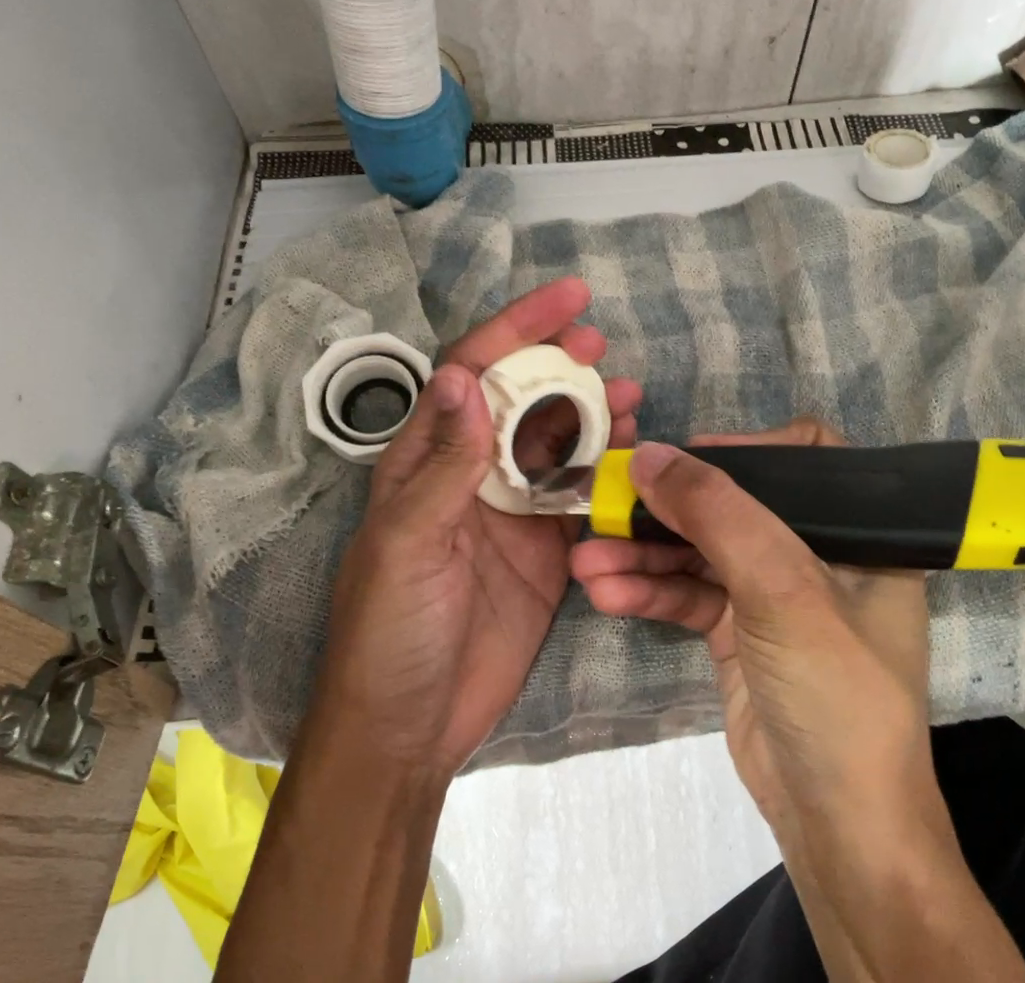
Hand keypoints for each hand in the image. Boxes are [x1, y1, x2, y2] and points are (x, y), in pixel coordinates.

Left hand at [309, 278, 642, 777]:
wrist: (410, 726)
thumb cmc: (390, 632)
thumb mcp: (406, 545)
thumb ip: (442, 467)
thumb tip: (462, 377)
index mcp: (423, 464)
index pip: (470, 375)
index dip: (515, 330)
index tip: (568, 298)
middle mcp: (468, 479)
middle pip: (519, 404)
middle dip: (557, 366)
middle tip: (602, 343)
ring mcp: (509, 518)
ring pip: (557, 449)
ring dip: (592, 417)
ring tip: (632, 394)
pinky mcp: (542, 557)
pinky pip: (578, 504)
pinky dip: (606, 479)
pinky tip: (634, 460)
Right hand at [569, 418, 939, 852]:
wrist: (838, 822)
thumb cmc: (836, 694)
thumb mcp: (785, 593)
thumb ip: (719, 516)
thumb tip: (648, 455)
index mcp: (860, 535)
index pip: (805, 462)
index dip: (745, 453)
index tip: (681, 462)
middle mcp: (818, 558)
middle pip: (737, 508)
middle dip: (670, 512)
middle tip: (607, 505)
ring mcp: (775, 599)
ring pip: (703, 555)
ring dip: (645, 556)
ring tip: (587, 563)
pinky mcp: (739, 636)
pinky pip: (690, 598)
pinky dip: (651, 594)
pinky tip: (607, 595)